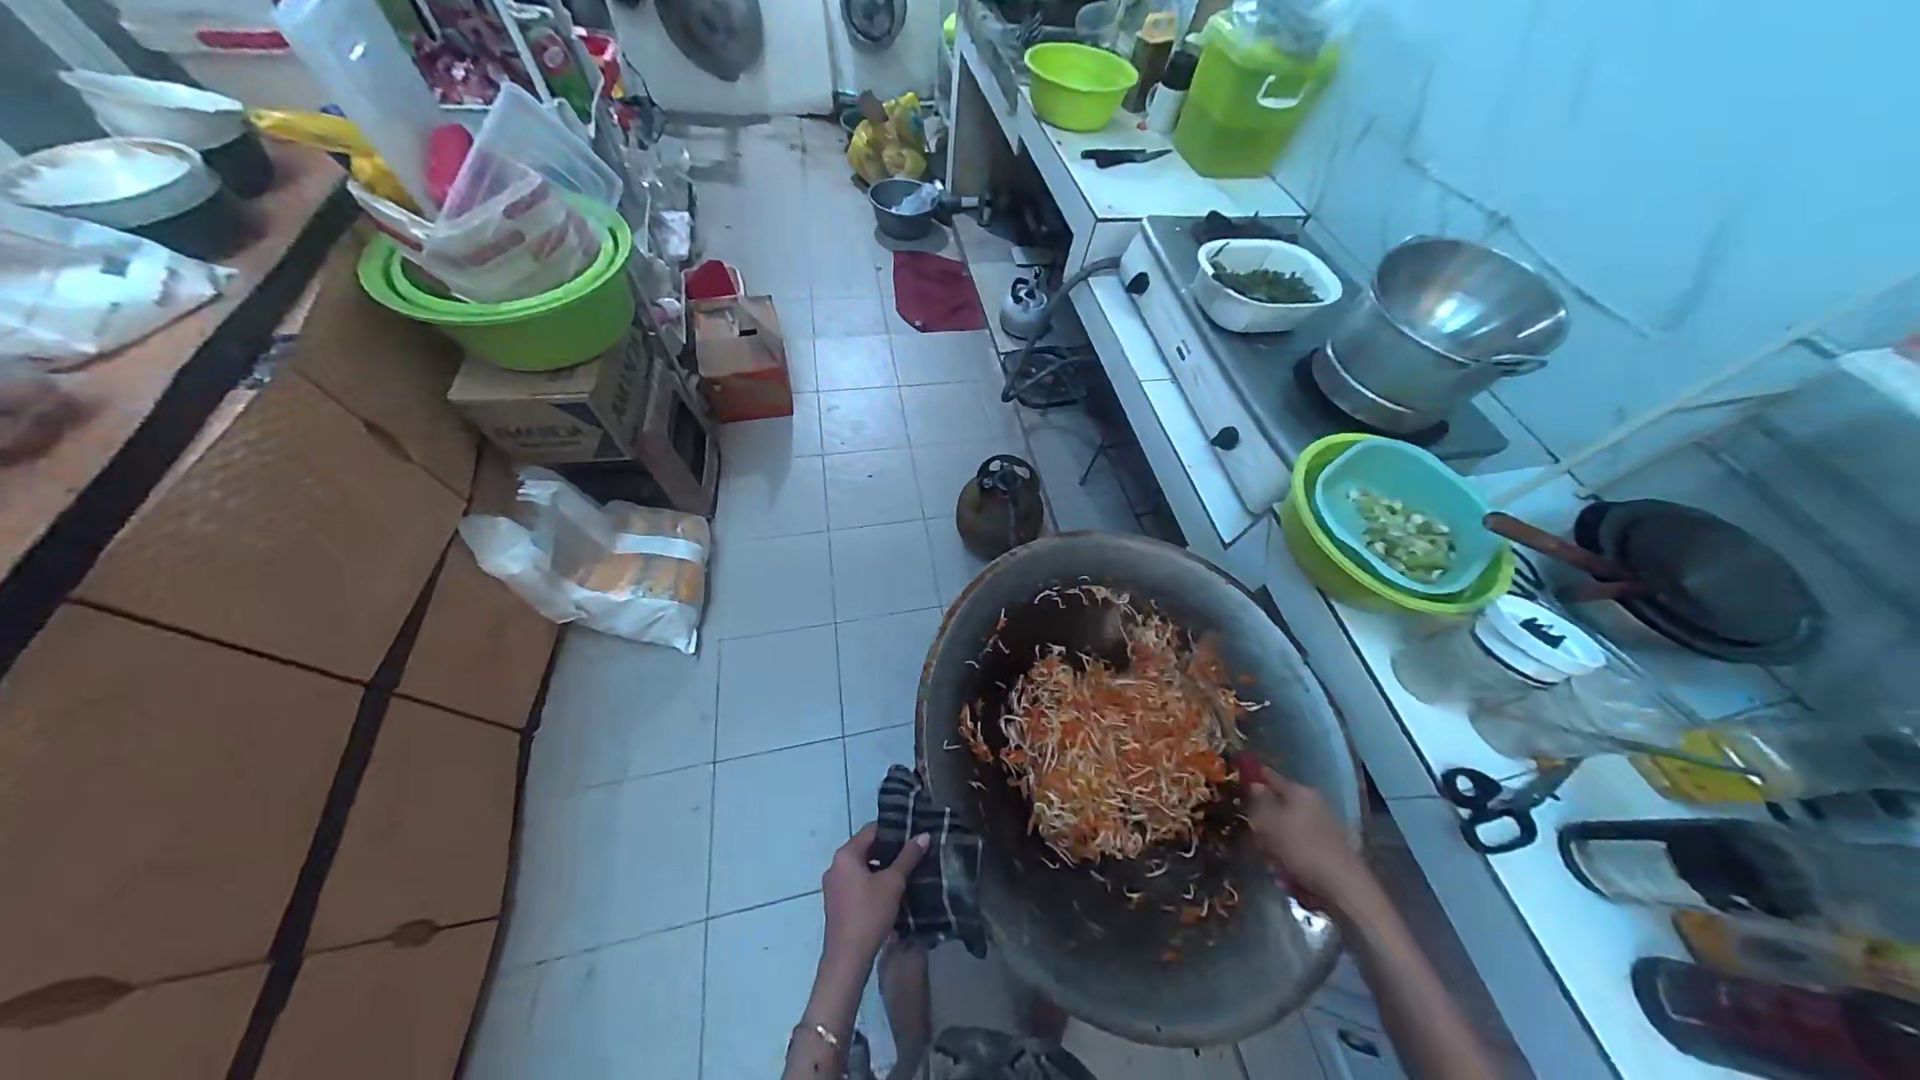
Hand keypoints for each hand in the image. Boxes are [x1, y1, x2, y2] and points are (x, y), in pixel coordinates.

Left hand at [821, 823, 929, 966]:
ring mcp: (833, 885)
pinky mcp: (836, 902)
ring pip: (861, 867)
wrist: (847, 958)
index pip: (871, 830)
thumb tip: (924, 835)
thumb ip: (908, 856)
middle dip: (888, 850)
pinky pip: (855, 882)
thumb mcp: (893, 883)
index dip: (893, 830)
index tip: (912, 835)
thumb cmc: (869, 914)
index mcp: (846, 855)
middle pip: (865, 848)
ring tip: (905, 872)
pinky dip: (871, 882)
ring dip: (881, 868)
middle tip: (912, 853)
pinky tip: (890, 892)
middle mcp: (835, 865)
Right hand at [1244, 765, 1370, 906]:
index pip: (1271, 777)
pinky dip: (1290, 859)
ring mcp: (1323, 826)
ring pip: (1287, 830)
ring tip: (1272, 865)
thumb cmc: (1303, 848)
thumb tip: (1255, 785)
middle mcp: (1314, 804)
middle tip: (1256, 838)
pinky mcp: (1328, 848)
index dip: (1255, 778)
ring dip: (1275, 846)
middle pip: (1278, 807)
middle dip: (1264, 824)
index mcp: (1300, 792)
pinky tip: (1286, 877)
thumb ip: (1259, 802)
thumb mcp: (1271, 824)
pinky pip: (1300, 847)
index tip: (1241, 782)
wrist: (1345, 886)